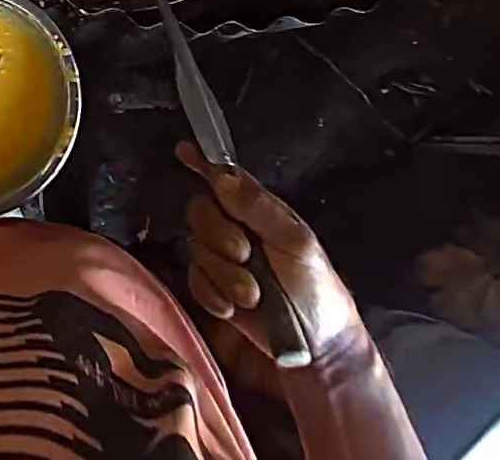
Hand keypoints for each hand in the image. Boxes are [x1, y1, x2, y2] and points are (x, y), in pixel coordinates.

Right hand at [178, 142, 366, 365]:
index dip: (202, 162)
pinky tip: (233, 308)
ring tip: (254, 295)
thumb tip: (221, 177)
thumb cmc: (315, 286)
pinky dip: (212, 295)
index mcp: (256, 208)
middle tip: (245, 256)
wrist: (317, 348)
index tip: (182, 150)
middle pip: (200, 211)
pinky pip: (194, 280)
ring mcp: (221, 257)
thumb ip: (259, 208)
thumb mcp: (297, 242)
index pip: (224, 176)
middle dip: (219, 236)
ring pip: (197, 248)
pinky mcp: (212, 288)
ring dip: (224, 275)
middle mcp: (234, 225)